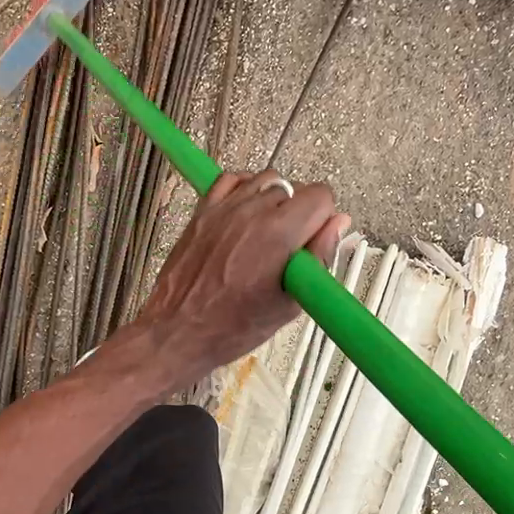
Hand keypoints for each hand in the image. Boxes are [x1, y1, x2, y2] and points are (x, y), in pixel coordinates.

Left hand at [133, 171, 349, 392]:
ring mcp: (222, 209)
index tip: (312, 242)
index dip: (322, 219)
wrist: (175, 333)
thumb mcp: (288, 305)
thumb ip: (319, 259)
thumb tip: (338, 225)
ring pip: (264, 181)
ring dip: (272, 200)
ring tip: (266, 234)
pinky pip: (230, 180)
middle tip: (287, 248)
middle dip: (298, 213)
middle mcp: (251, 212)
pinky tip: (244, 214)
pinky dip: (242, 189)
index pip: (320, 196)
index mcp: (278, 234)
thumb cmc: (228, 328)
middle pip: (293, 188)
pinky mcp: (201, 213)